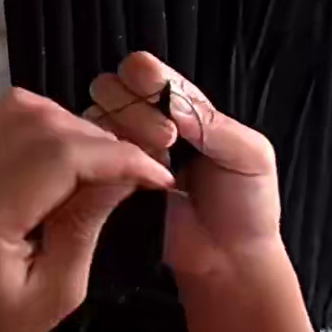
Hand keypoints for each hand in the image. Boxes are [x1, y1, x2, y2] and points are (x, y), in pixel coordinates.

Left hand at [0, 88, 174, 331]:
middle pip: (38, 124)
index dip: (115, 156)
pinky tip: (68, 154)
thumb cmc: (0, 321)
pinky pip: (3, 120)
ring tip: (101, 162)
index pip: (55, 156)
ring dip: (69, 124)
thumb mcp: (59, 290)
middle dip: (98, 139)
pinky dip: (43, 123)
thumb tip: (123, 174)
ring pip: (17, 110)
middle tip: (133, 172)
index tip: (158, 176)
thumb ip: (84, 224)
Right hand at [85, 52, 283, 283]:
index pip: (142, 71)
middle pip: (107, 87)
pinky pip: (81, 151)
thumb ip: (214, 124)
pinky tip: (124, 172)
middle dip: (132, 106)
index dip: (145, 75)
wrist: (224, 261)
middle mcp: (137, 120)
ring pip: (90, 116)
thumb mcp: (250, 157)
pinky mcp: (95, 174)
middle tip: (169, 140)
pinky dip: (98, 154)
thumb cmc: (243, 207)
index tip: (160, 95)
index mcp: (175, 106)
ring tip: (155, 162)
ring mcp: (113, 147)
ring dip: (118, 131)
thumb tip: (173, 103)